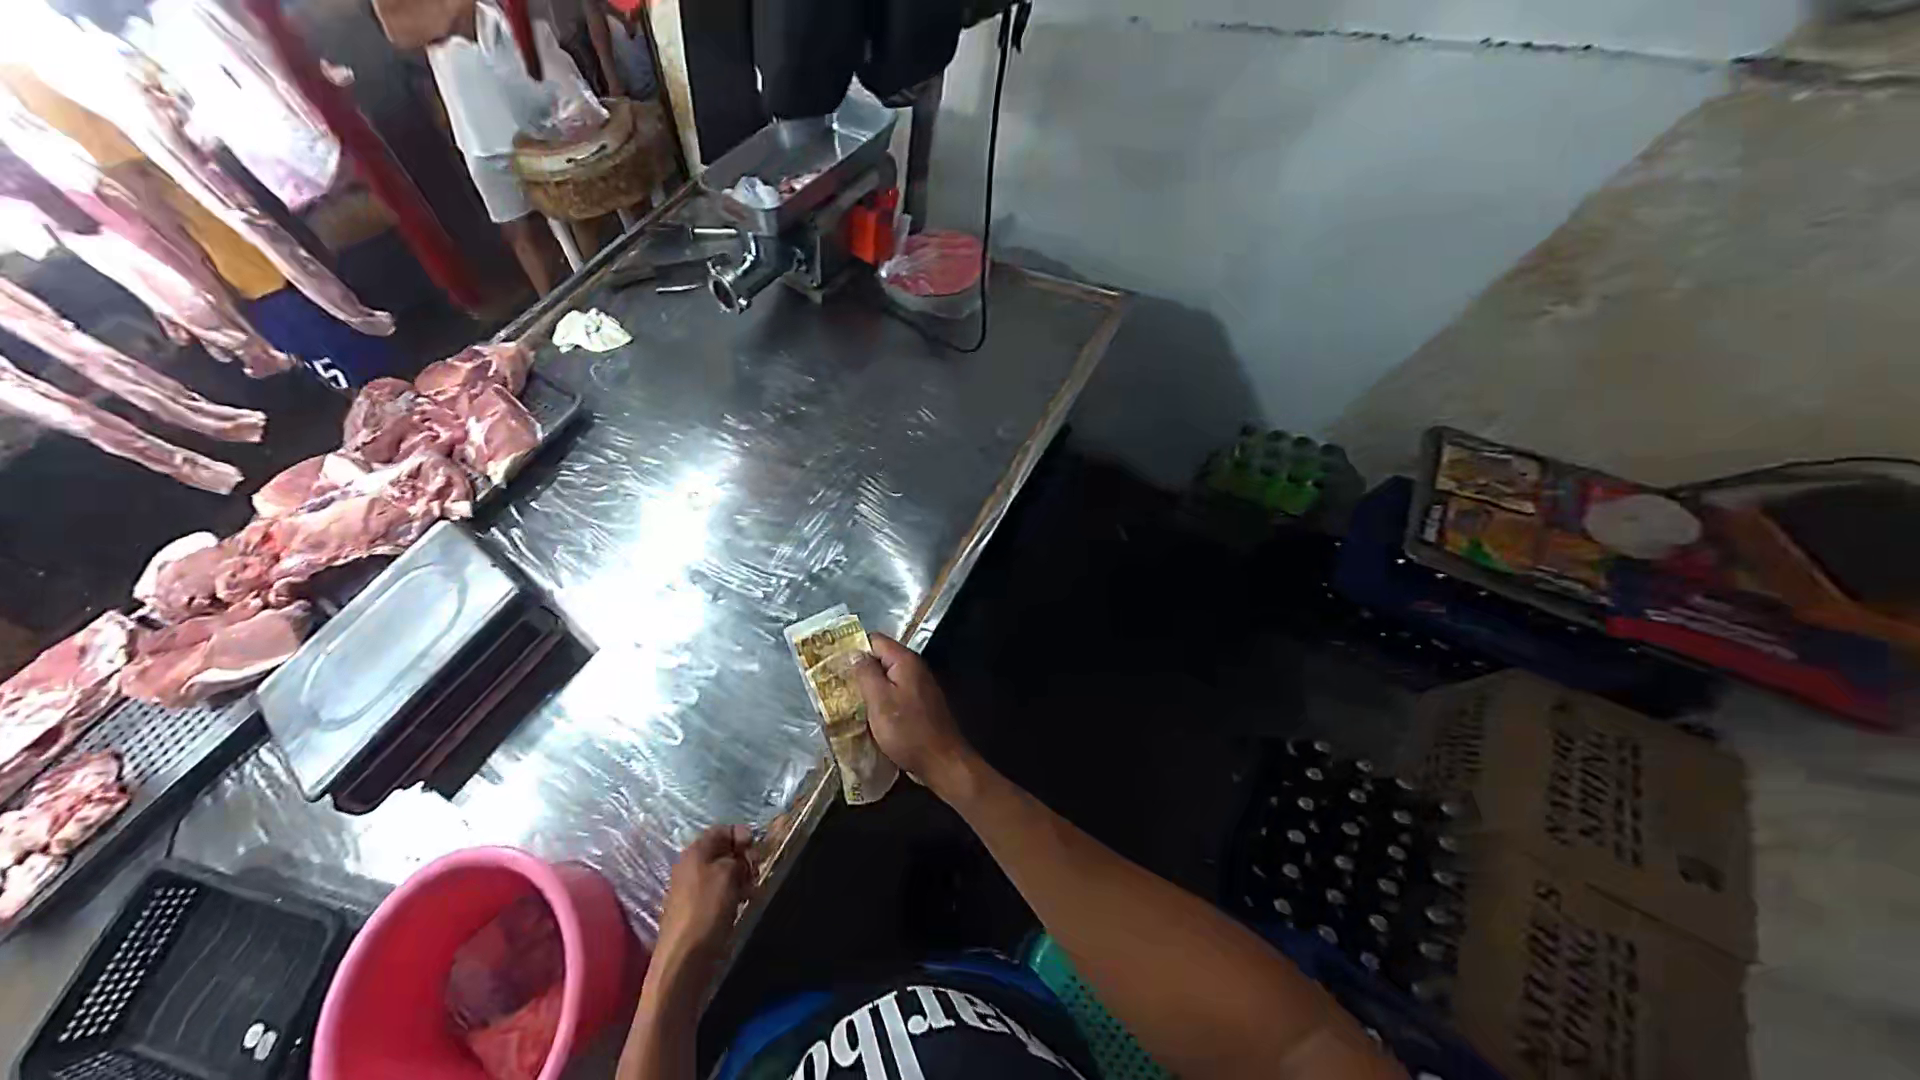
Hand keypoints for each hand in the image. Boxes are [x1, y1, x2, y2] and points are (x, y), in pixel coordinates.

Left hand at [653, 825, 752, 975]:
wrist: (685, 959)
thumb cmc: (707, 909)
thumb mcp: (727, 872)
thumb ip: (737, 855)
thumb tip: (740, 854)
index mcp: (695, 852)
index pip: (723, 830)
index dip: (742, 835)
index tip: (755, 850)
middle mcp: (692, 866)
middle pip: (725, 850)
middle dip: (745, 858)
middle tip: (756, 872)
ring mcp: (693, 889)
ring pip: (725, 872)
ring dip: (742, 877)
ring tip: (752, 891)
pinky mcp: (699, 909)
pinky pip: (721, 891)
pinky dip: (735, 893)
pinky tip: (744, 903)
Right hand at [850, 633, 978, 798]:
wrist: (941, 762)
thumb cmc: (908, 731)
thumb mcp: (879, 700)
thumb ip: (866, 673)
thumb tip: (854, 653)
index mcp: (905, 661)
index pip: (875, 640)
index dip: (853, 648)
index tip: (832, 662)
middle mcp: (915, 668)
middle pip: (881, 659)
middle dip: (859, 669)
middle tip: (834, 683)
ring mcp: (919, 687)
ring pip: (887, 678)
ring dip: (868, 687)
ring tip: (844, 699)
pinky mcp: (919, 705)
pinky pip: (894, 694)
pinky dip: (880, 701)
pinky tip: (866, 714)